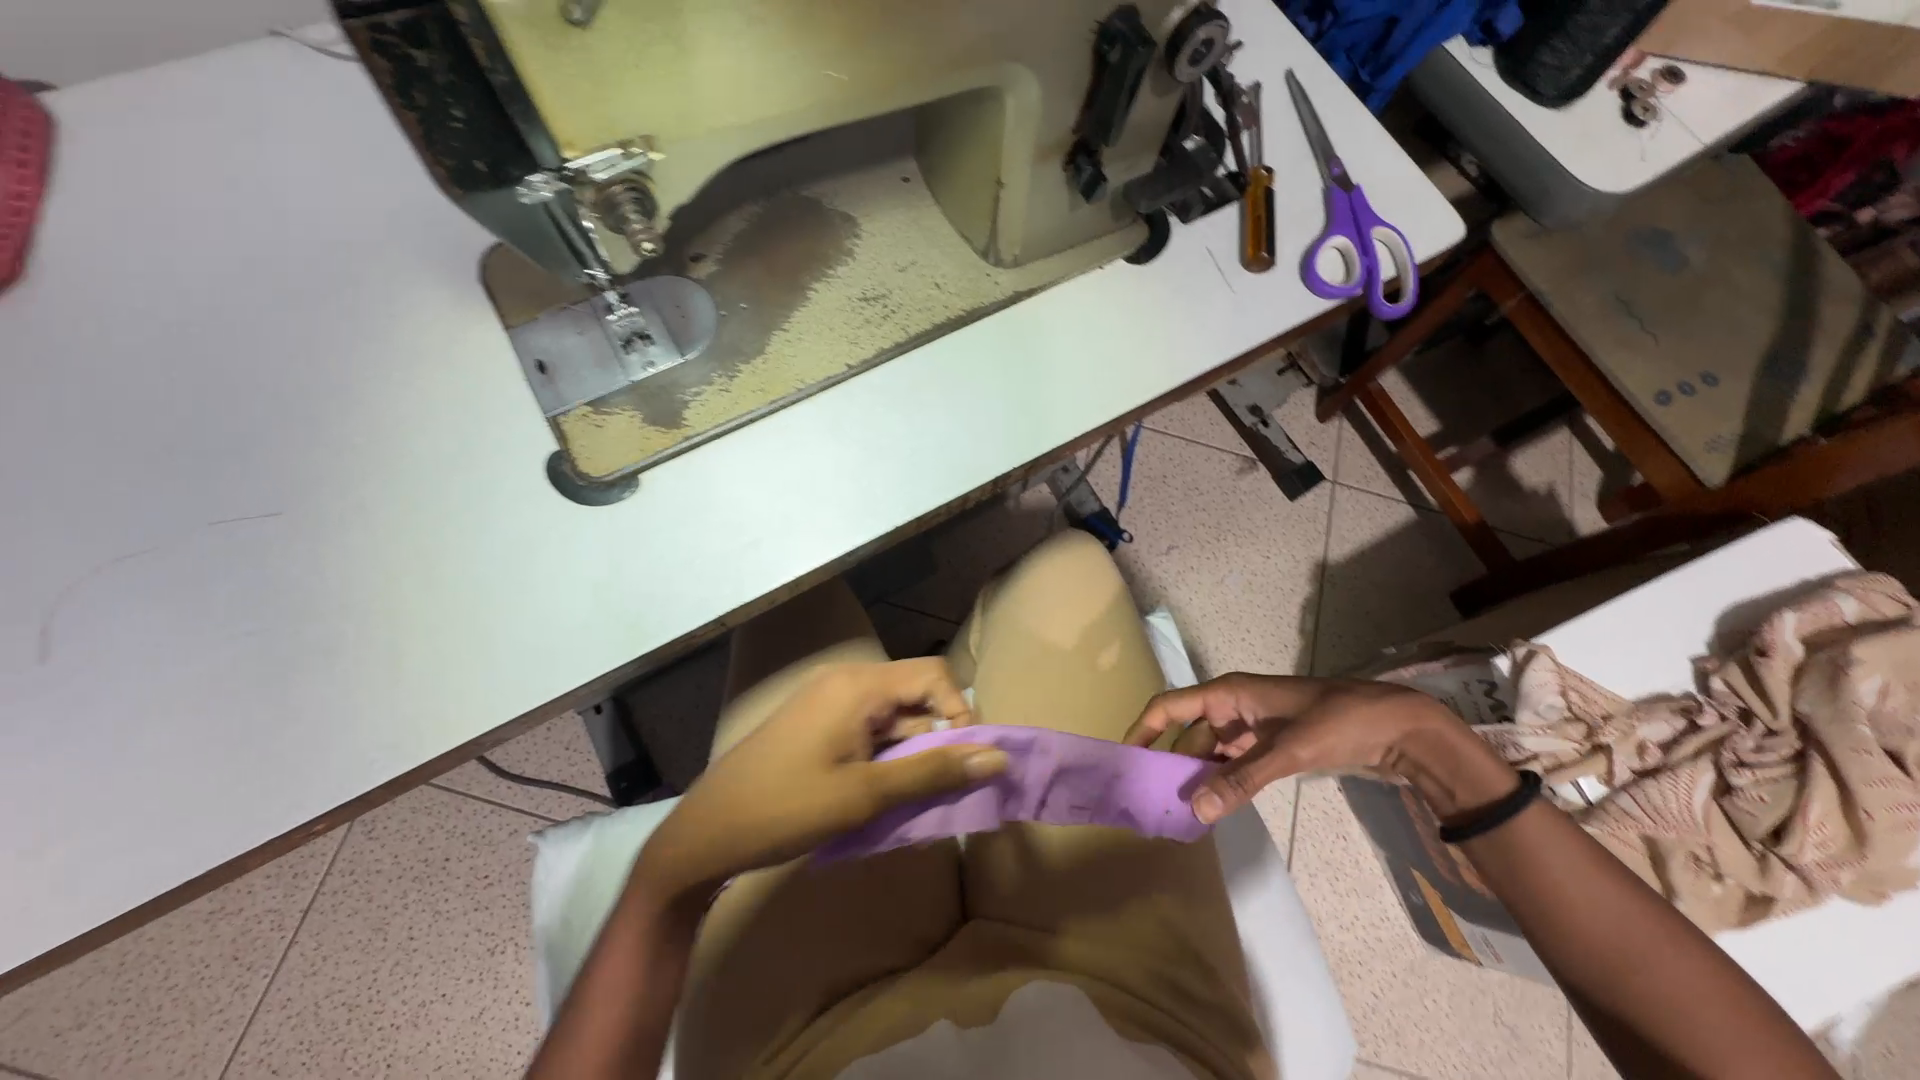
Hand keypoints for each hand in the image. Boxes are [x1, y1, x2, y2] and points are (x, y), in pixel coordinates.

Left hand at [636, 658, 1008, 900]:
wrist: (706, 834)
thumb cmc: (786, 810)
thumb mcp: (866, 795)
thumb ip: (933, 772)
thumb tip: (999, 757)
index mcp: (857, 686)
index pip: (934, 676)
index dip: (961, 713)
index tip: (963, 763)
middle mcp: (843, 681)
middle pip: (914, 694)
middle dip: (938, 738)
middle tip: (940, 789)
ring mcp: (825, 702)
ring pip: (892, 716)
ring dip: (911, 753)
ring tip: (910, 800)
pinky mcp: (814, 724)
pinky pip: (866, 729)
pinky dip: (884, 757)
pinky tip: (880, 795)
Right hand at [1124, 673, 1503, 824]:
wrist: (1397, 726)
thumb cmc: (1338, 722)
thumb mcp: (1288, 751)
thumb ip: (1241, 781)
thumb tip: (1196, 810)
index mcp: (1229, 693)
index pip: (1170, 706)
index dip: (1143, 729)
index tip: (1123, 759)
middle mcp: (1234, 706)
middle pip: (1187, 732)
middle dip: (1170, 762)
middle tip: (1150, 799)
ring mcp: (1252, 726)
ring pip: (1210, 751)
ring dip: (1197, 776)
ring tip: (1178, 810)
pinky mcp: (1270, 745)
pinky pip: (1233, 763)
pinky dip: (1222, 782)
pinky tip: (1214, 805)